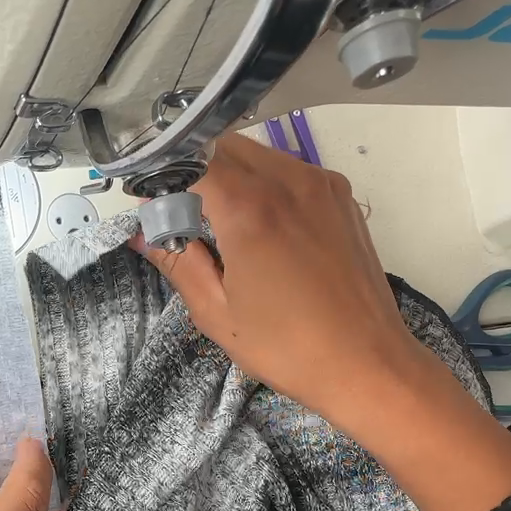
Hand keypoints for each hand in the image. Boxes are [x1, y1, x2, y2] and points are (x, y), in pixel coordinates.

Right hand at [140, 136, 510, 510]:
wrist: (367, 363)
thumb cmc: (285, 347)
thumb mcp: (215, 312)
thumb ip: (177, 262)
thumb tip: (143, 234)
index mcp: (250, 208)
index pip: (190, 163)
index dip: (162, 180)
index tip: (149, 207)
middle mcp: (288, 180)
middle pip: (223, 147)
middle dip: (193, 173)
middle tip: (181, 219)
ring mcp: (321, 184)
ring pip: (257, 155)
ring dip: (228, 178)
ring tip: (220, 228)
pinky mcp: (340, 196)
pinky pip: (288, 172)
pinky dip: (262, 186)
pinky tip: (259, 232)